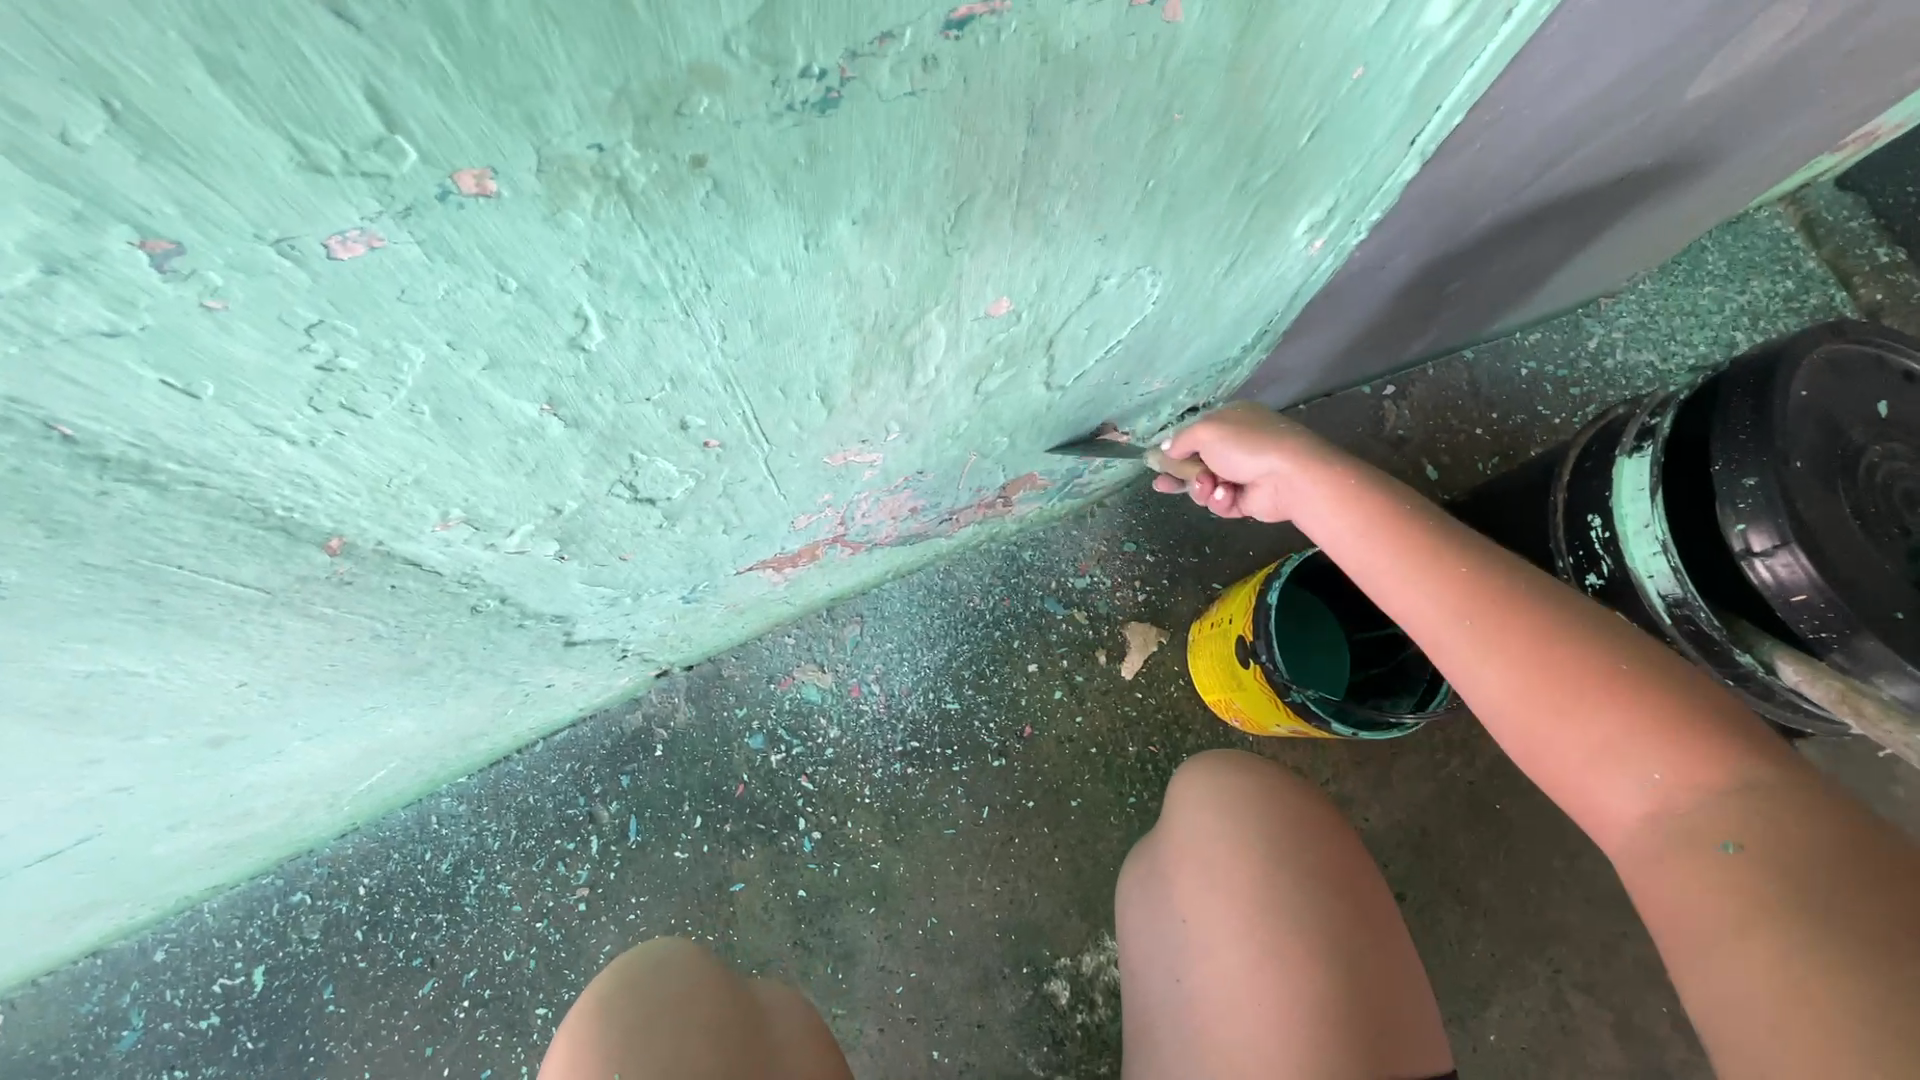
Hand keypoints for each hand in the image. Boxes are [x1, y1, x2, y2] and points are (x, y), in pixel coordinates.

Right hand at [1151, 402, 1329, 521]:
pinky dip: (1221, 500)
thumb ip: (1179, 440)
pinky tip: (1228, 495)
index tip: (1156, 462)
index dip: (1175, 449)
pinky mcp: (1246, 500)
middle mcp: (1236, 446)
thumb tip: (1164, 449)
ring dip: (1201, 488)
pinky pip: (1221, 503)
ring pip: (1205, 486)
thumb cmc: (1246, 444)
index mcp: (1229, 422)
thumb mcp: (1205, 431)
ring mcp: (1241, 474)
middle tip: (1162, 485)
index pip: (1195, 435)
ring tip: (1208, 486)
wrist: (1289, 476)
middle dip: (1179, 475)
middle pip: (1196, 463)